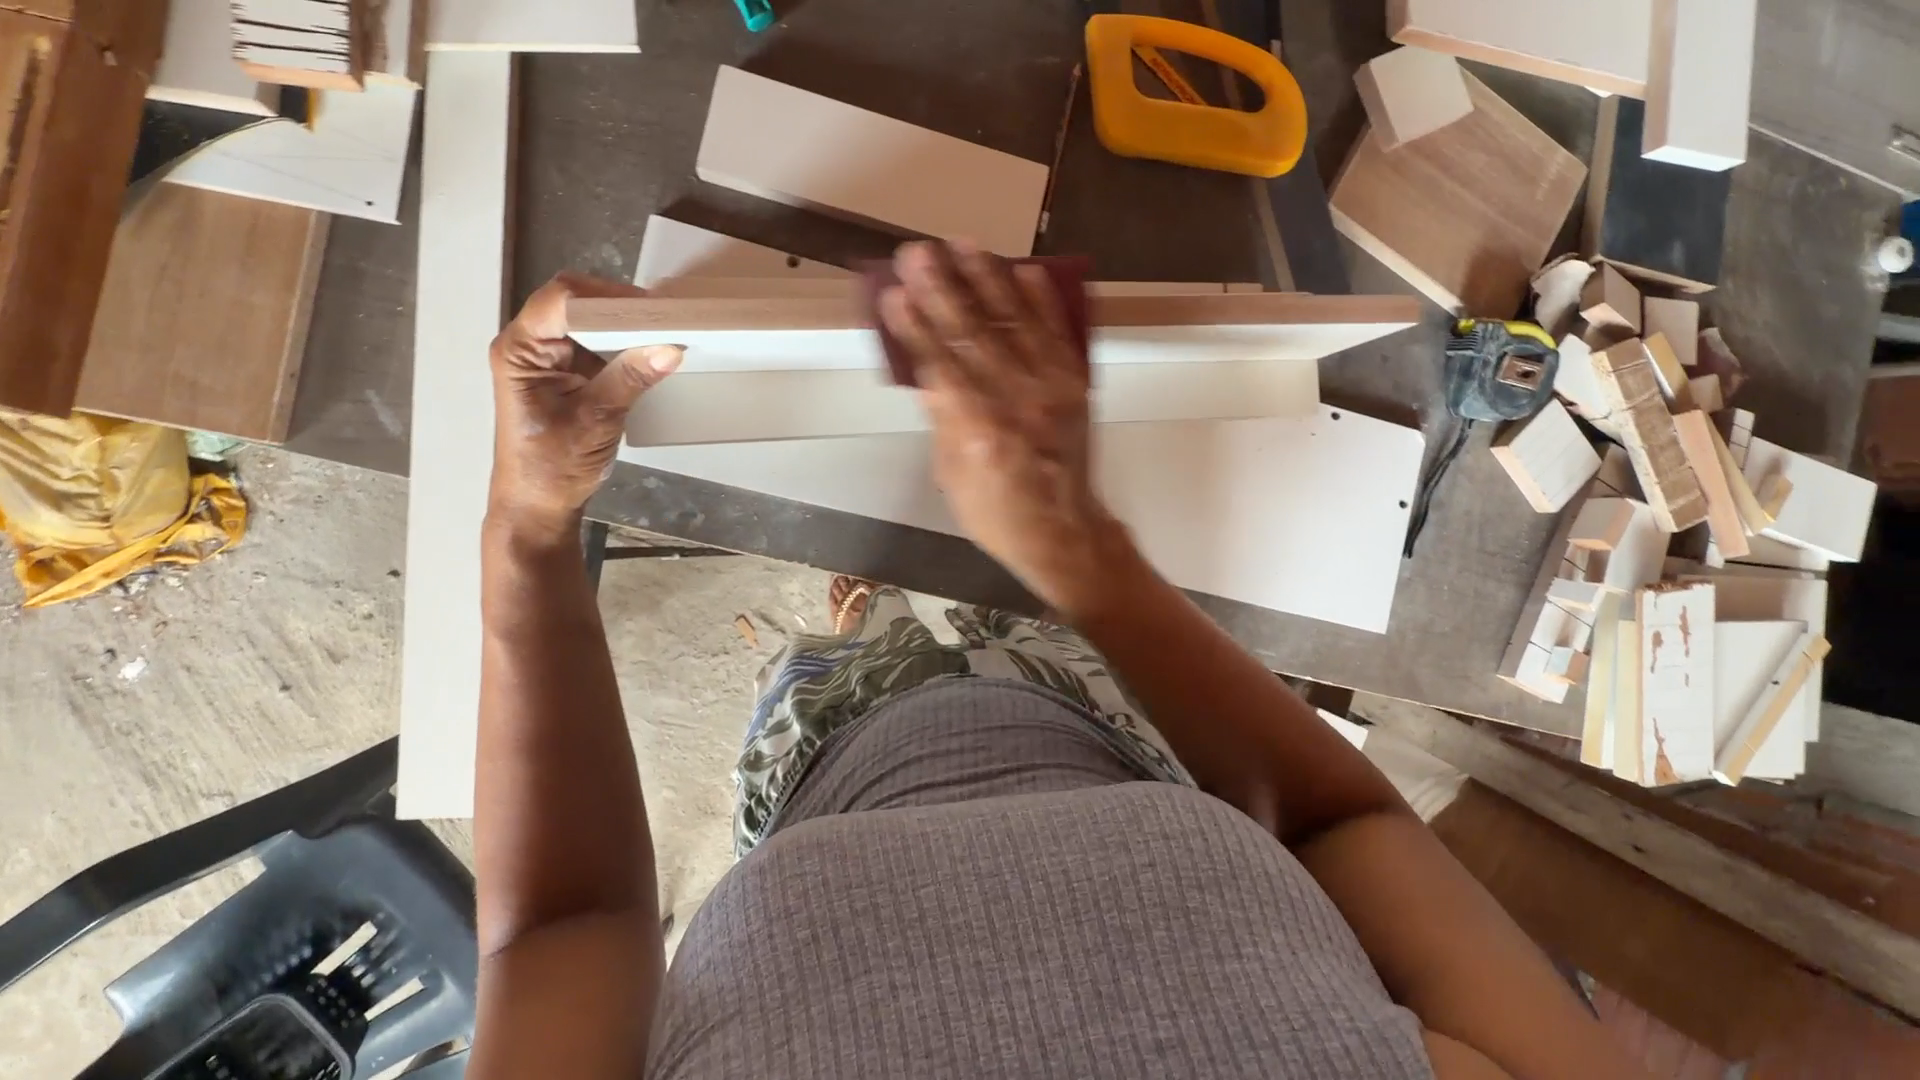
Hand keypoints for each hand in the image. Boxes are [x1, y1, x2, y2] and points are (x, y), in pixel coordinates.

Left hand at [488, 273, 682, 540]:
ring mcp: (548, 359)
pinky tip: (650, 353)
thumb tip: (670, 347)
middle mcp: (530, 345)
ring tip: (664, 333)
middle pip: (576, 304)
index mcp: (521, 350)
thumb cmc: (553, 468)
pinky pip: (597, 346)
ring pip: (590, 323)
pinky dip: (624, 347)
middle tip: (665, 319)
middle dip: (621, 309)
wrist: (538, 506)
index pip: (562, 299)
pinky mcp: (567, 374)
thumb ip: (630, 378)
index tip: (651, 310)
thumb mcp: (596, 420)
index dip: (607, 296)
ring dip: (626, 328)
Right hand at [878, 242, 1136, 617]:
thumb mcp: (952, 475)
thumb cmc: (996, 513)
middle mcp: (1017, 401)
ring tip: (964, 245)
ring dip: (988, 279)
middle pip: (974, 333)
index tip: (893, 292)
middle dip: (942, 288)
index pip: (940, 365)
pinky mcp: (1075, 384)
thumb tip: (927, 371)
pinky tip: (1024, 270)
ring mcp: (1052, 388)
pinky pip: (1056, 333)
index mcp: (979, 430)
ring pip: (1015, 322)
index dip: (914, 326)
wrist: (1064, 531)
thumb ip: (943, 419)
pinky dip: (1040, 300)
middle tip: (918, 252)